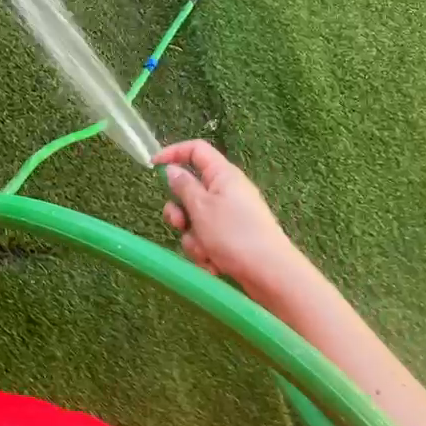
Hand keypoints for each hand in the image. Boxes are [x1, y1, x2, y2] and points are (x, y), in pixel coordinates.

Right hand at [155, 140, 299, 292]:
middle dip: (180, 210)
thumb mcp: (201, 207)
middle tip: (179, 223)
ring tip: (205, 252)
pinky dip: (206, 252)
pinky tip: (214, 265)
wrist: (272, 276)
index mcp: (223, 175)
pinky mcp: (233, 239)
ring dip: (193, 237)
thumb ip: (182, 186)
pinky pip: (207, 239)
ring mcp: (231, 216)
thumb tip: (172, 170)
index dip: (173, 153)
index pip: (195, 150)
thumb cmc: (235, 235)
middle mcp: (227, 191)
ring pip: (196, 219)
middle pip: (191, 190)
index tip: (153, 166)